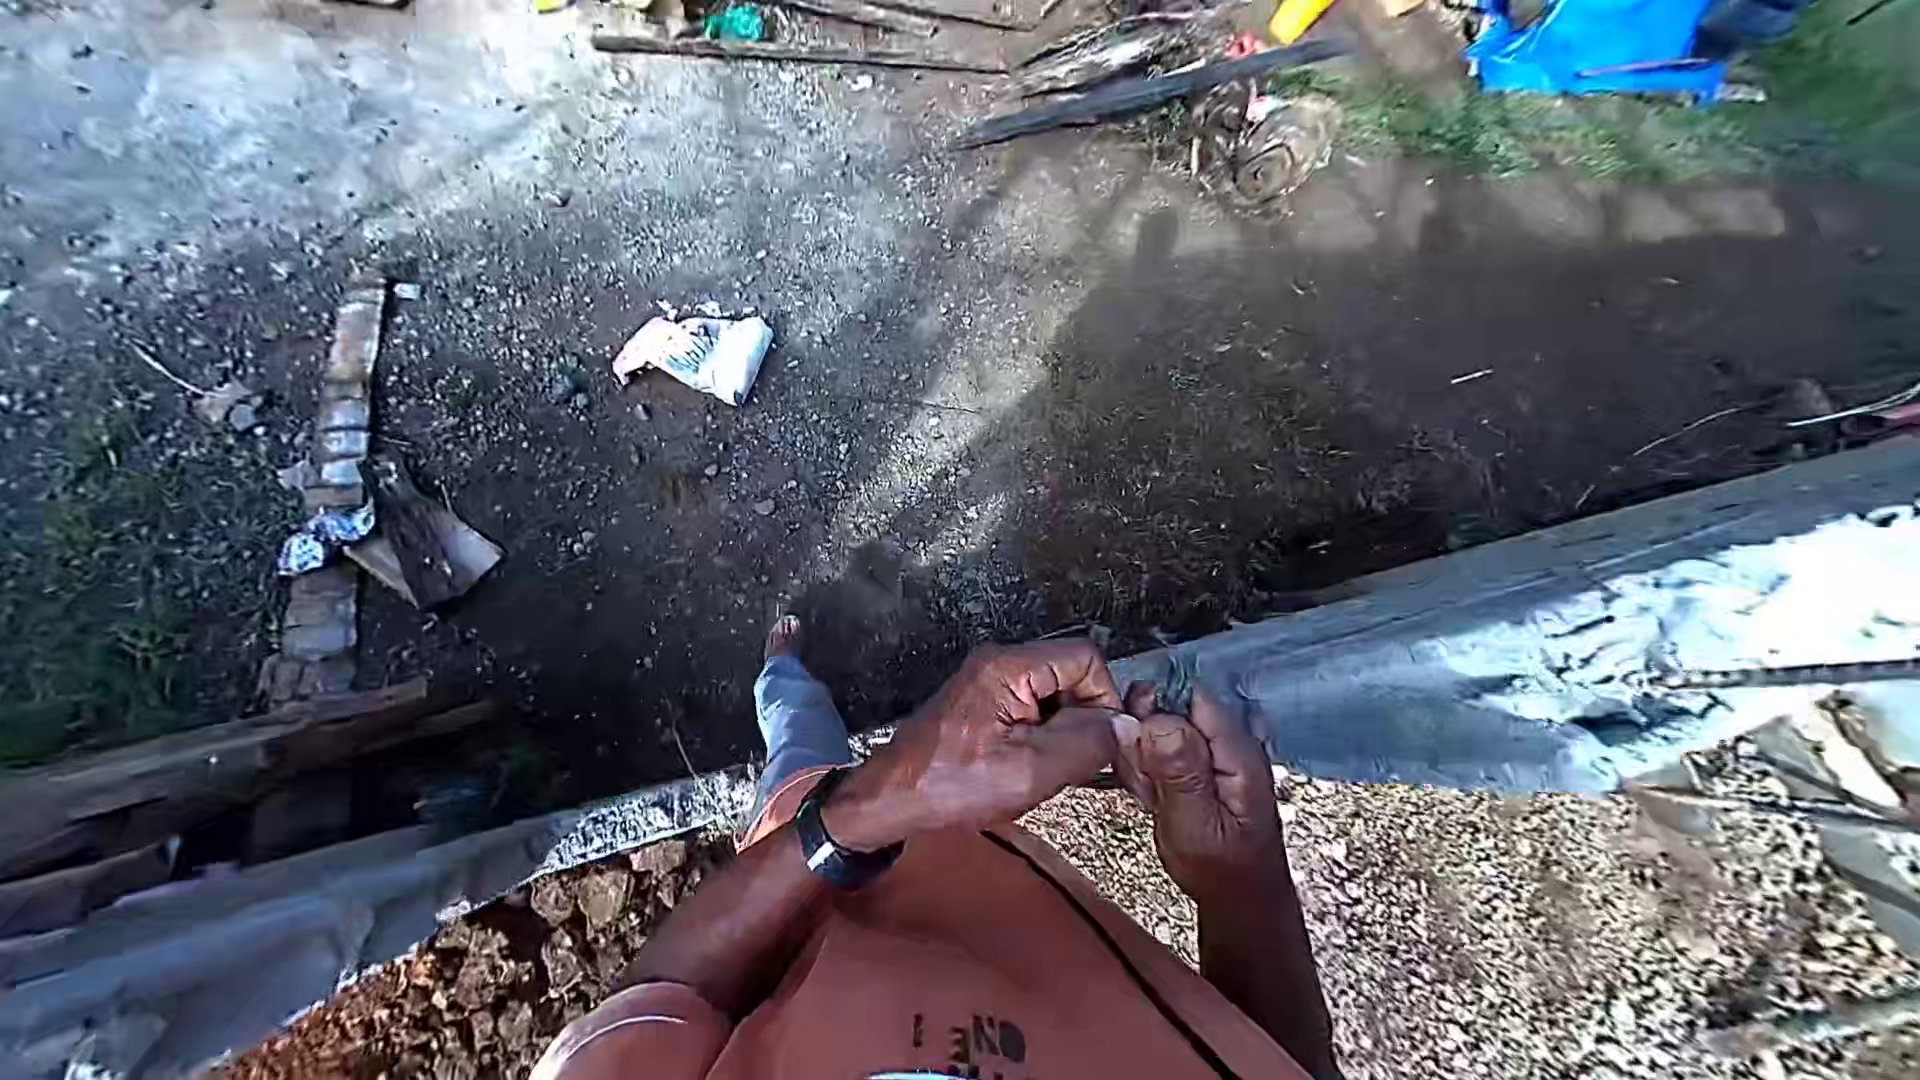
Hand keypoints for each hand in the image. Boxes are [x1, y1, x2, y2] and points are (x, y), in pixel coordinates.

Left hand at [823, 640, 1122, 850]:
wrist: (893, 797)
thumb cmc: (950, 785)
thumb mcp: (1029, 772)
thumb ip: (1086, 745)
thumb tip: (1127, 725)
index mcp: (1008, 667)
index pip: (1085, 658)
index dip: (1104, 698)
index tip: (1102, 741)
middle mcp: (999, 661)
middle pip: (1070, 673)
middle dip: (1083, 717)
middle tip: (1073, 763)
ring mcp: (989, 677)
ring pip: (1054, 692)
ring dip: (1063, 730)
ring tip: (1044, 768)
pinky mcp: (984, 697)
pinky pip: (1032, 704)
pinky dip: (1042, 733)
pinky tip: (1029, 765)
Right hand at [1113, 681, 1284, 900]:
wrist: (1235, 898)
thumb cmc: (1223, 871)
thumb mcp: (1196, 826)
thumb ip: (1180, 772)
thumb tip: (1161, 720)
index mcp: (1237, 751)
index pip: (1191, 694)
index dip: (1156, 708)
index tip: (1140, 739)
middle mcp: (1227, 740)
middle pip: (1169, 705)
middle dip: (1144, 735)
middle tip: (1149, 778)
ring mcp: (1210, 748)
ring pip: (1156, 723)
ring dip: (1142, 755)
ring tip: (1156, 792)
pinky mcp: (1194, 758)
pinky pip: (1155, 743)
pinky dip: (1145, 765)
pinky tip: (1156, 792)